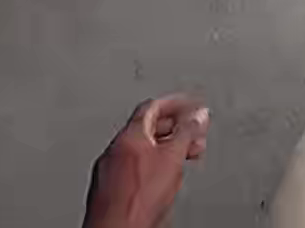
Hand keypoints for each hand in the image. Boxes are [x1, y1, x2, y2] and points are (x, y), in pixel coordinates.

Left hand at [83, 96, 210, 227]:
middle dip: (175, 130)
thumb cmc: (138, 199)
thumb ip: (189, 130)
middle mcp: (113, 150)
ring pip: (141, 151)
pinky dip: (151, 167)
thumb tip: (199, 115)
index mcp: (128, 135)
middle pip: (148, 128)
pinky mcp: (105, 193)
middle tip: (192, 135)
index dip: (176, 104)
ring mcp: (106, 173)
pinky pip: (132, 169)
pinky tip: (162, 180)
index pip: (153, 106)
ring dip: (165, 150)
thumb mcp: (174, 156)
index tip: (191, 108)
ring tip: (182, 159)